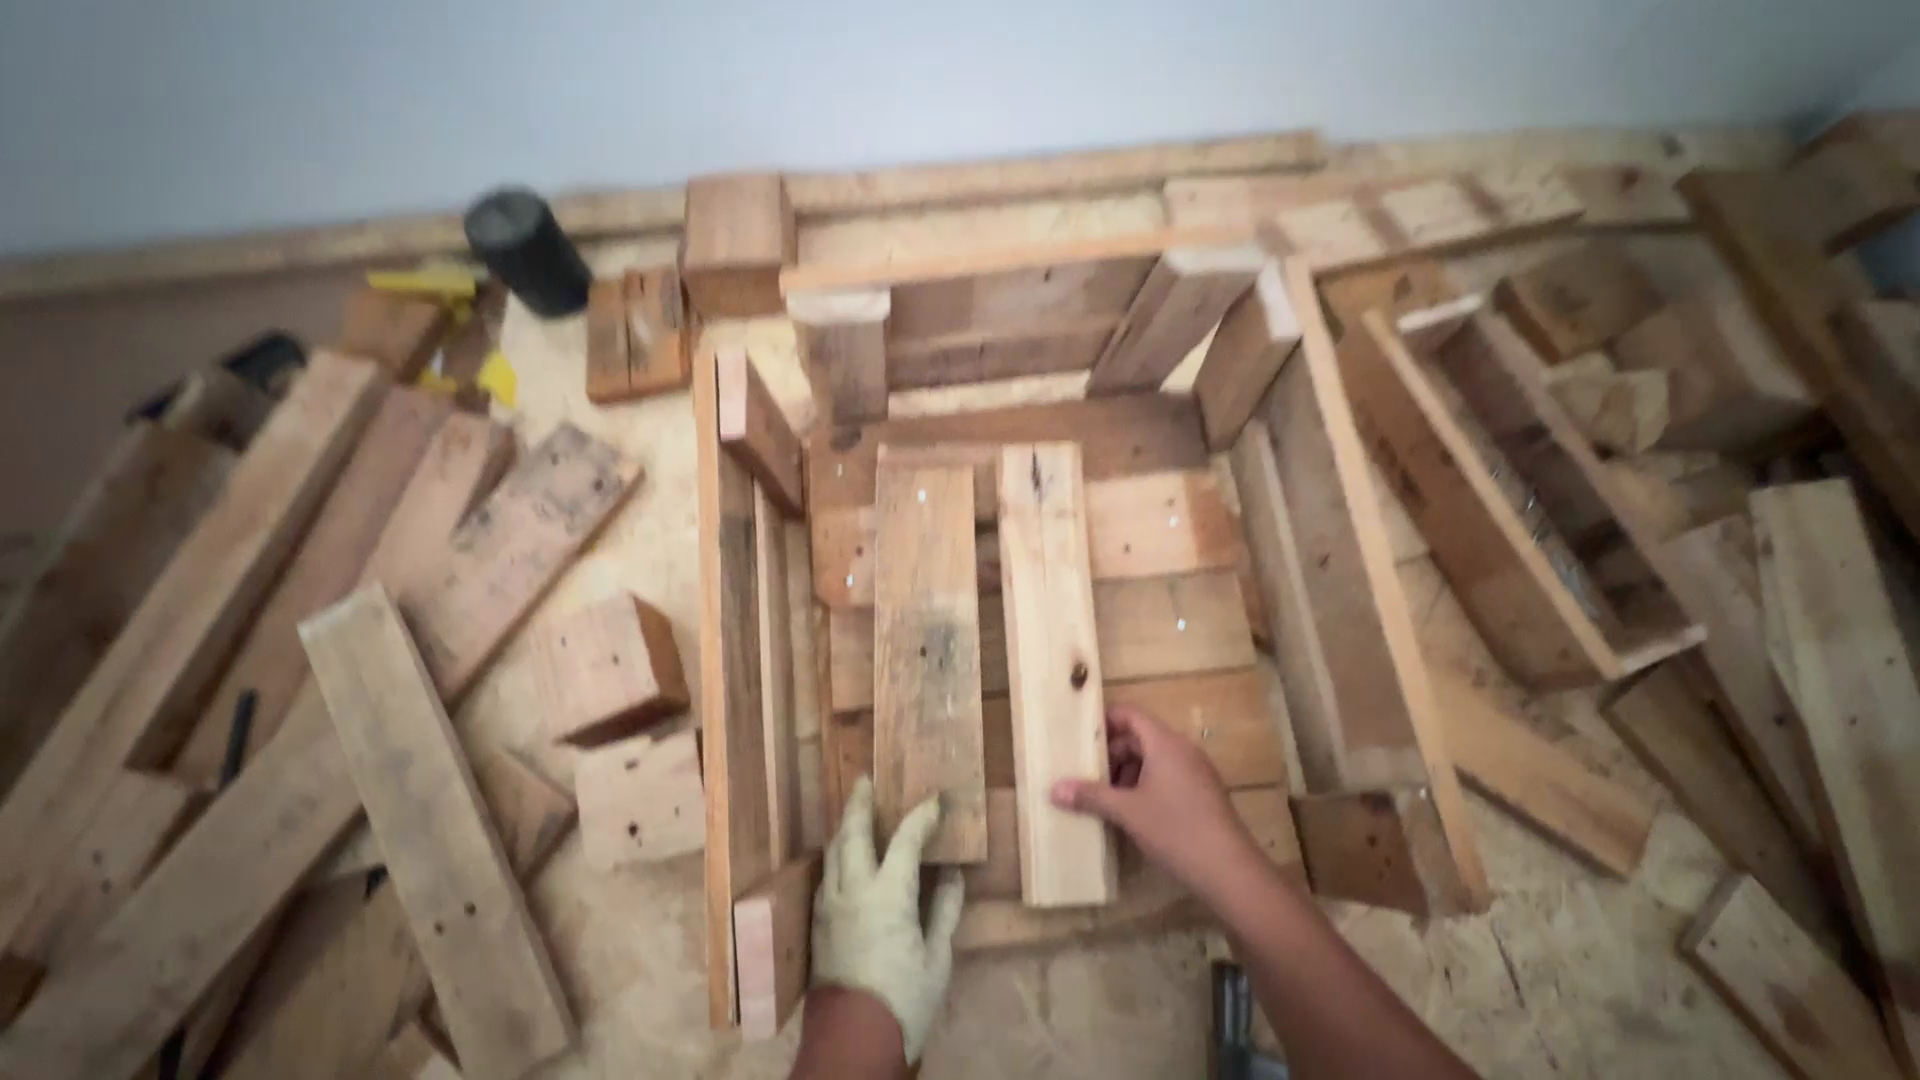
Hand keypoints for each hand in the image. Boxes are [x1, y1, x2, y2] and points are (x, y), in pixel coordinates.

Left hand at [811, 776, 965, 1064]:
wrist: (853, 1041)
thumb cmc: (904, 999)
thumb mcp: (936, 957)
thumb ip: (943, 909)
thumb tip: (951, 874)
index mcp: (887, 894)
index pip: (904, 839)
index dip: (921, 815)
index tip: (935, 799)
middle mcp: (852, 890)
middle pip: (852, 832)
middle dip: (859, 802)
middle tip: (865, 779)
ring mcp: (829, 905)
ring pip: (832, 851)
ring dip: (844, 827)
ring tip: (855, 814)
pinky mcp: (817, 923)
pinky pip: (825, 875)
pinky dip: (836, 855)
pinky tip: (843, 858)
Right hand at [1050, 705, 1261, 902]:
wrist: (1229, 870)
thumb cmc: (1175, 830)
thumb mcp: (1127, 812)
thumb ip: (1090, 796)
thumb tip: (1054, 788)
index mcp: (1165, 743)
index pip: (1130, 714)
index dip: (1104, 721)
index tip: (1080, 739)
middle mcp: (1183, 750)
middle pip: (1140, 737)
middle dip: (1112, 754)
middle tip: (1088, 775)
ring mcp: (1197, 772)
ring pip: (1154, 759)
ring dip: (1128, 772)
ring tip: (1107, 798)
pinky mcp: (1204, 794)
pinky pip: (1169, 776)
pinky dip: (1147, 786)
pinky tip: (1134, 814)